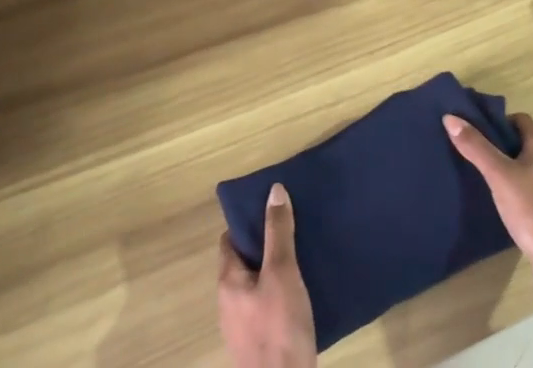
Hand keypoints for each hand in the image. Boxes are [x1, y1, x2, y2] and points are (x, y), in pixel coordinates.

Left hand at [217, 183, 317, 367]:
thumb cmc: (279, 326)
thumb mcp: (282, 272)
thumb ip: (279, 233)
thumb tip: (274, 190)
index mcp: (228, 282)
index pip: (230, 240)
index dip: (249, 223)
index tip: (273, 209)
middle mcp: (228, 302)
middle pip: (244, 262)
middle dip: (266, 245)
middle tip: (294, 228)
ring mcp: (242, 325)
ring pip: (256, 285)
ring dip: (274, 270)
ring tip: (304, 255)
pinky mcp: (258, 342)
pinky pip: (266, 306)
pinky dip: (280, 293)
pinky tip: (303, 292)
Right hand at [444, 112, 532, 322]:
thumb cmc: (532, 210)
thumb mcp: (500, 175)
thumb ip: (476, 147)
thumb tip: (450, 118)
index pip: (519, 119)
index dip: (496, 120)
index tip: (472, 129)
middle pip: (519, 141)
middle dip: (495, 143)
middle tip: (467, 150)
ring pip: (522, 165)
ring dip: (501, 166)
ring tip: (474, 173)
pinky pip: (525, 186)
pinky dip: (509, 186)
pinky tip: (492, 198)